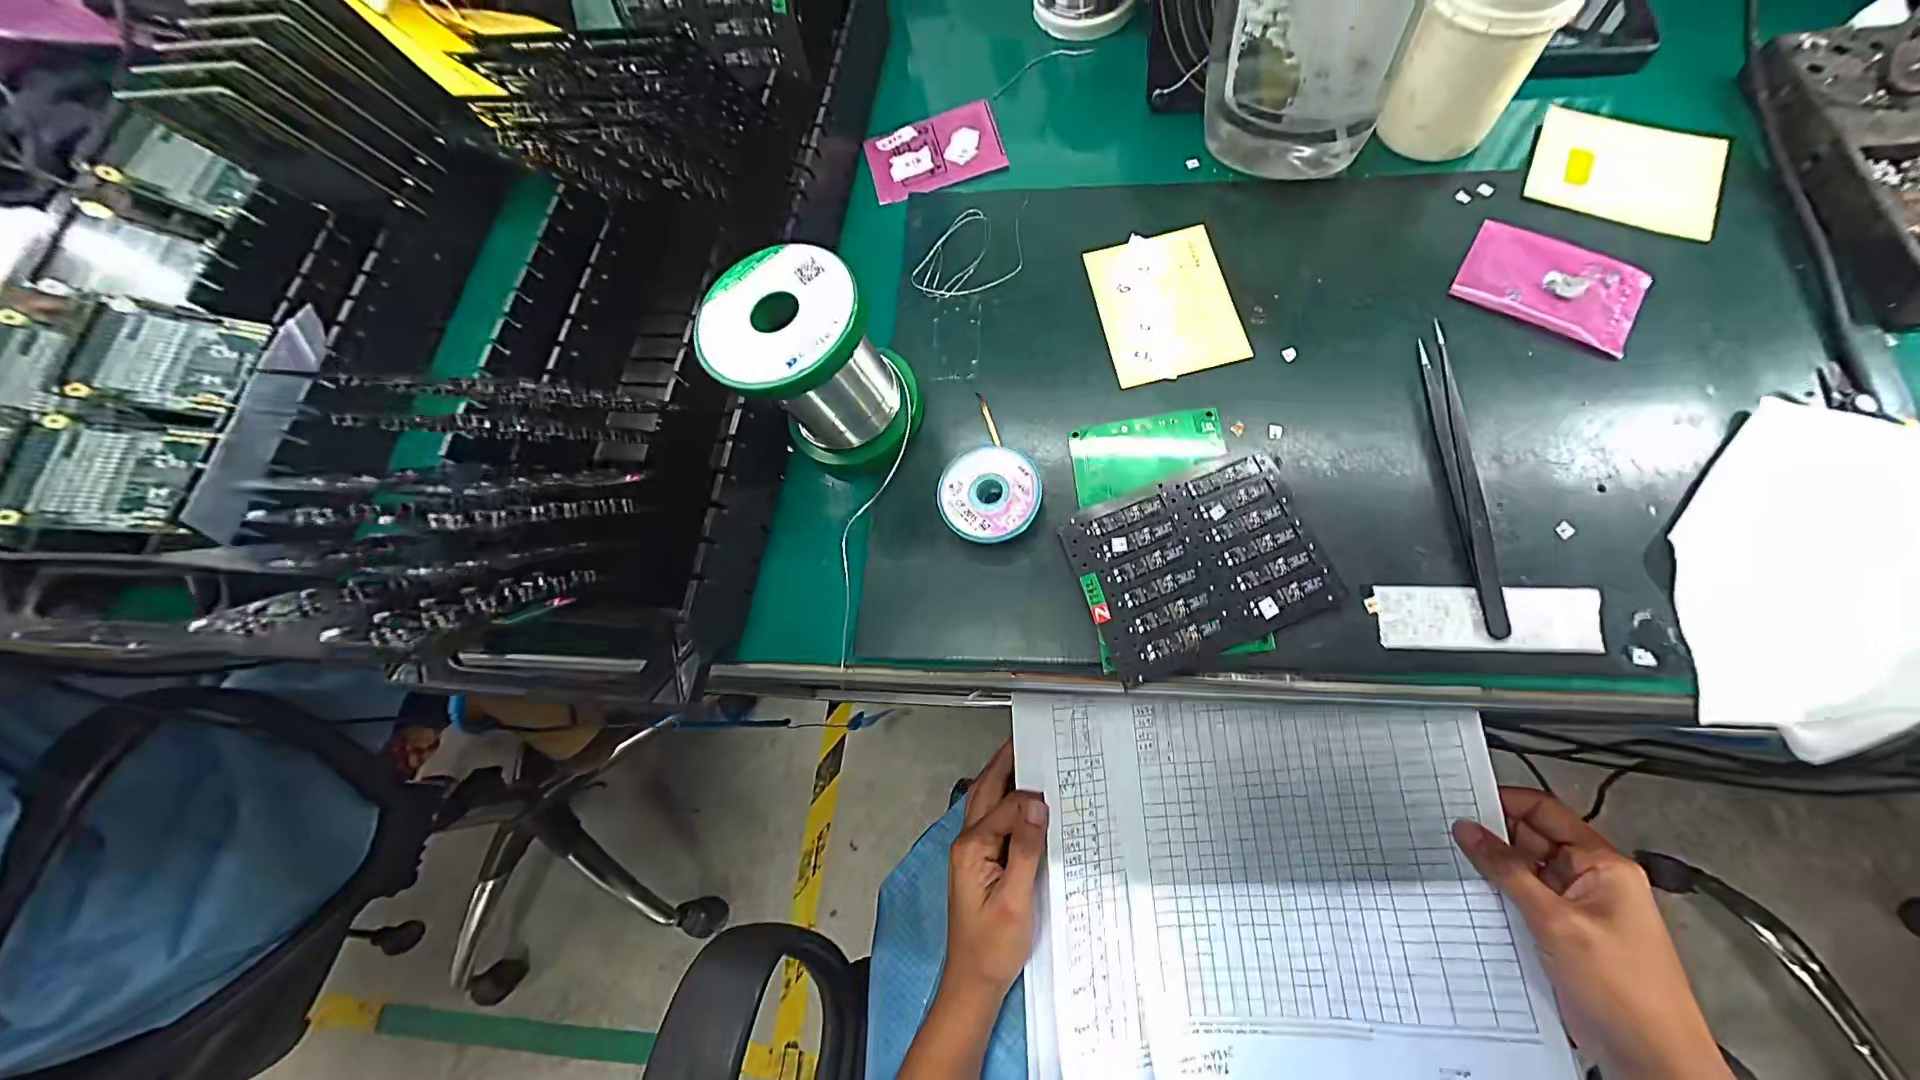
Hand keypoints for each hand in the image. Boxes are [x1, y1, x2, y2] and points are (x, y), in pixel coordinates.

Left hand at [900, 742, 1047, 1079]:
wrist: (973, 982)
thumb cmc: (992, 947)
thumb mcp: (1014, 899)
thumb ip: (1025, 849)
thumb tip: (1036, 805)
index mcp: (972, 847)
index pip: (1006, 806)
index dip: (1031, 794)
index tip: (1055, 776)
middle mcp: (966, 843)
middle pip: (985, 790)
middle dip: (1004, 763)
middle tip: (1025, 740)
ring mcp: (970, 851)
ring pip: (984, 801)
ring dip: (1001, 778)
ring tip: (1024, 759)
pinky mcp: (978, 862)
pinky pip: (991, 819)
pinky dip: (1005, 802)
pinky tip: (1022, 802)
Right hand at [1452, 788, 1732, 1079]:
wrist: (1651, 1060)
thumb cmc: (1628, 994)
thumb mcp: (1556, 921)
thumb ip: (1507, 871)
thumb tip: (1470, 831)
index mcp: (1605, 866)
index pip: (1545, 811)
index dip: (1504, 801)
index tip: (1464, 801)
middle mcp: (1592, 880)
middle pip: (1530, 838)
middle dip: (1491, 837)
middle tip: (1452, 835)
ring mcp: (1577, 907)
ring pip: (1523, 869)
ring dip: (1493, 868)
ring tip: (1460, 865)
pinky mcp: (1563, 931)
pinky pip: (1522, 897)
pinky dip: (1499, 894)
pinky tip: (1476, 896)